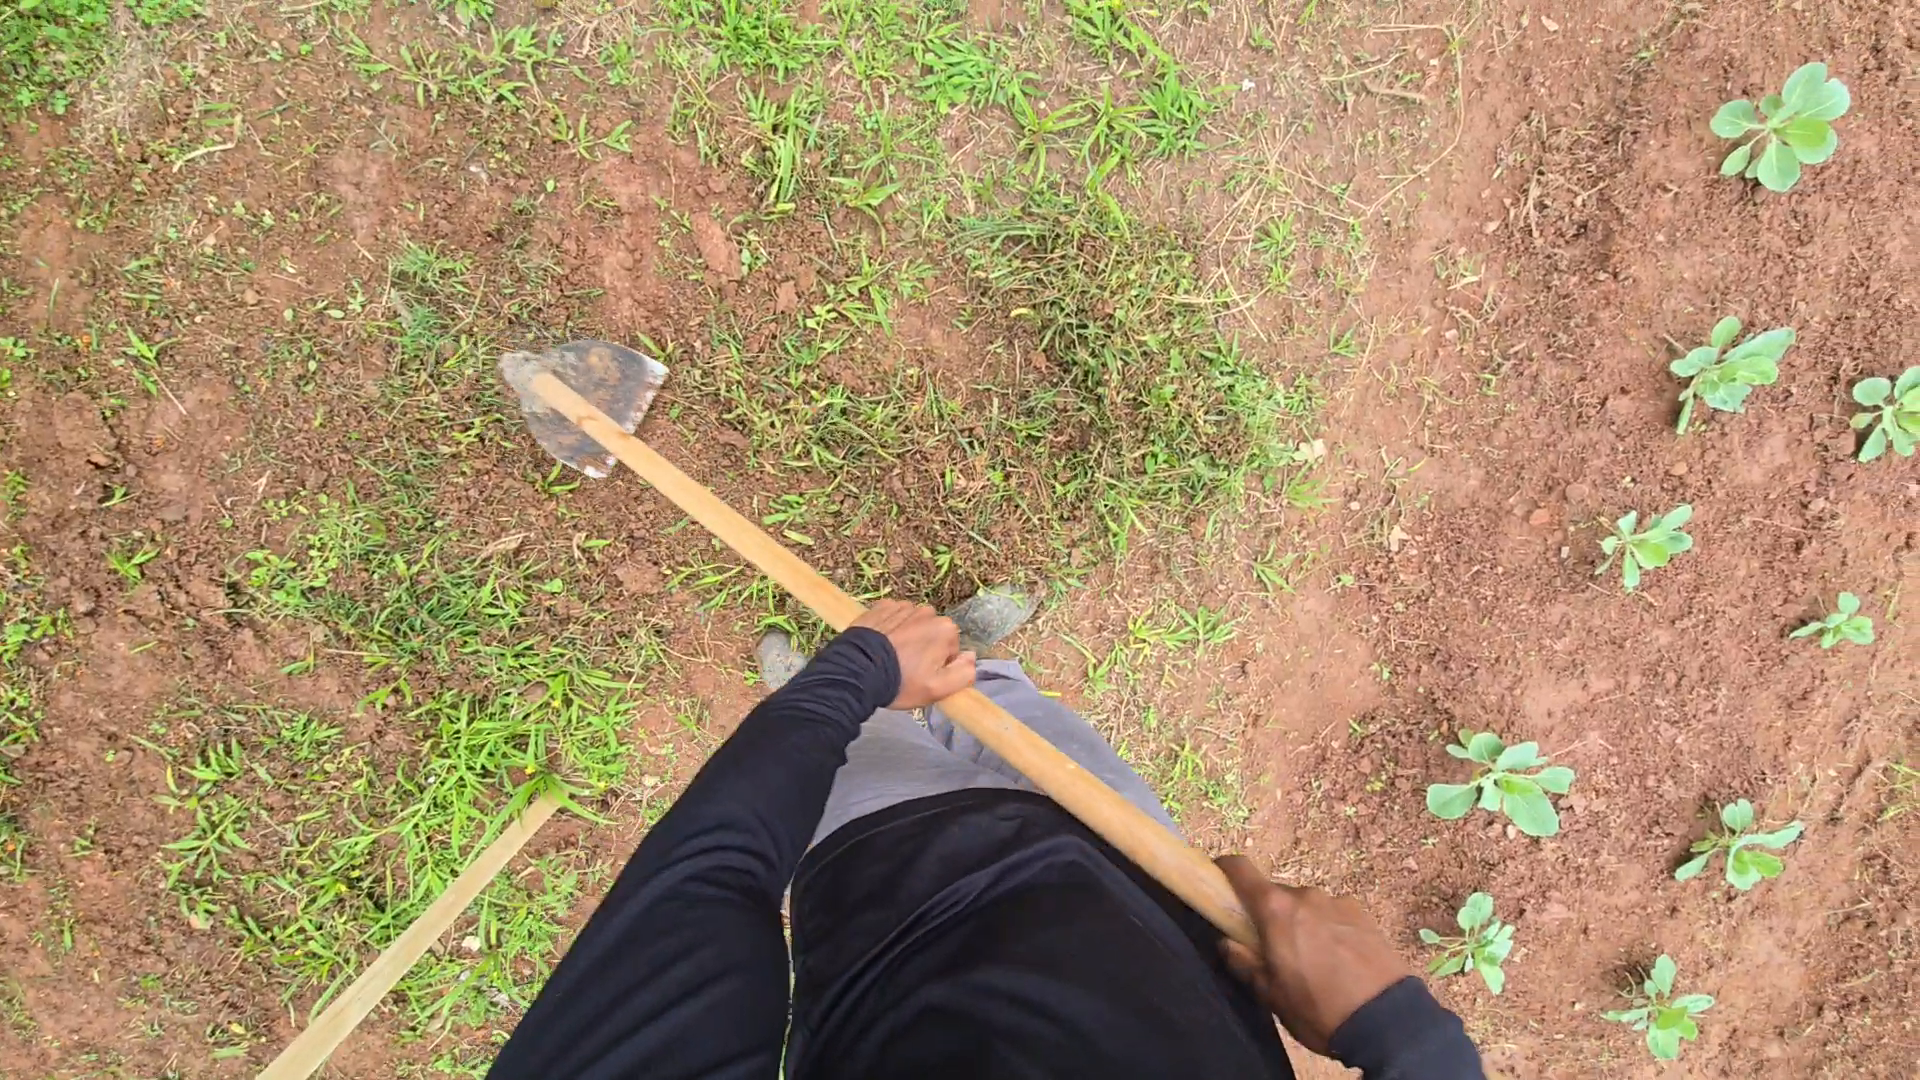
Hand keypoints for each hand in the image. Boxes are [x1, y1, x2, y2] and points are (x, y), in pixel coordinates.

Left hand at [852, 600, 975, 708]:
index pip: (950, 648)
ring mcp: (902, 606)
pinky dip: (890, 628)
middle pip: (932, 632)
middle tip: (907, 668)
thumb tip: (971, 656)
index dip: (939, 664)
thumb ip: (964, 673)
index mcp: (946, 629)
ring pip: (913, 624)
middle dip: (924, 647)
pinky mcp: (880, 607)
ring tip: (891, 657)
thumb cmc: (901, 682)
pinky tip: (880, 645)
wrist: (856, 671)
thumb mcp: (938, 689)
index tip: (923, 675)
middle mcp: (927, 611)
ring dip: (907, 636)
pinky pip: (893, 616)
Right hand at [1215, 854, 1406, 1054]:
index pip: (1240, 868)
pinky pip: (1334, 915)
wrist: (1392, 1025)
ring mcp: (1337, 902)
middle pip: (1275, 894)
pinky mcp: (1364, 915)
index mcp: (1275, 909)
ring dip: (1302, 924)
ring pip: (1306, 906)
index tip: (1219, 883)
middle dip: (1270, 915)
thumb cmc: (1321, 1010)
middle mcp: (1304, 895)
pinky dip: (1330, 930)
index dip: (1225, 869)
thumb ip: (1244, 964)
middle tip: (1277, 950)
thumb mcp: (1273, 997)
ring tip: (1316, 962)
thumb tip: (1226, 943)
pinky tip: (1343, 962)